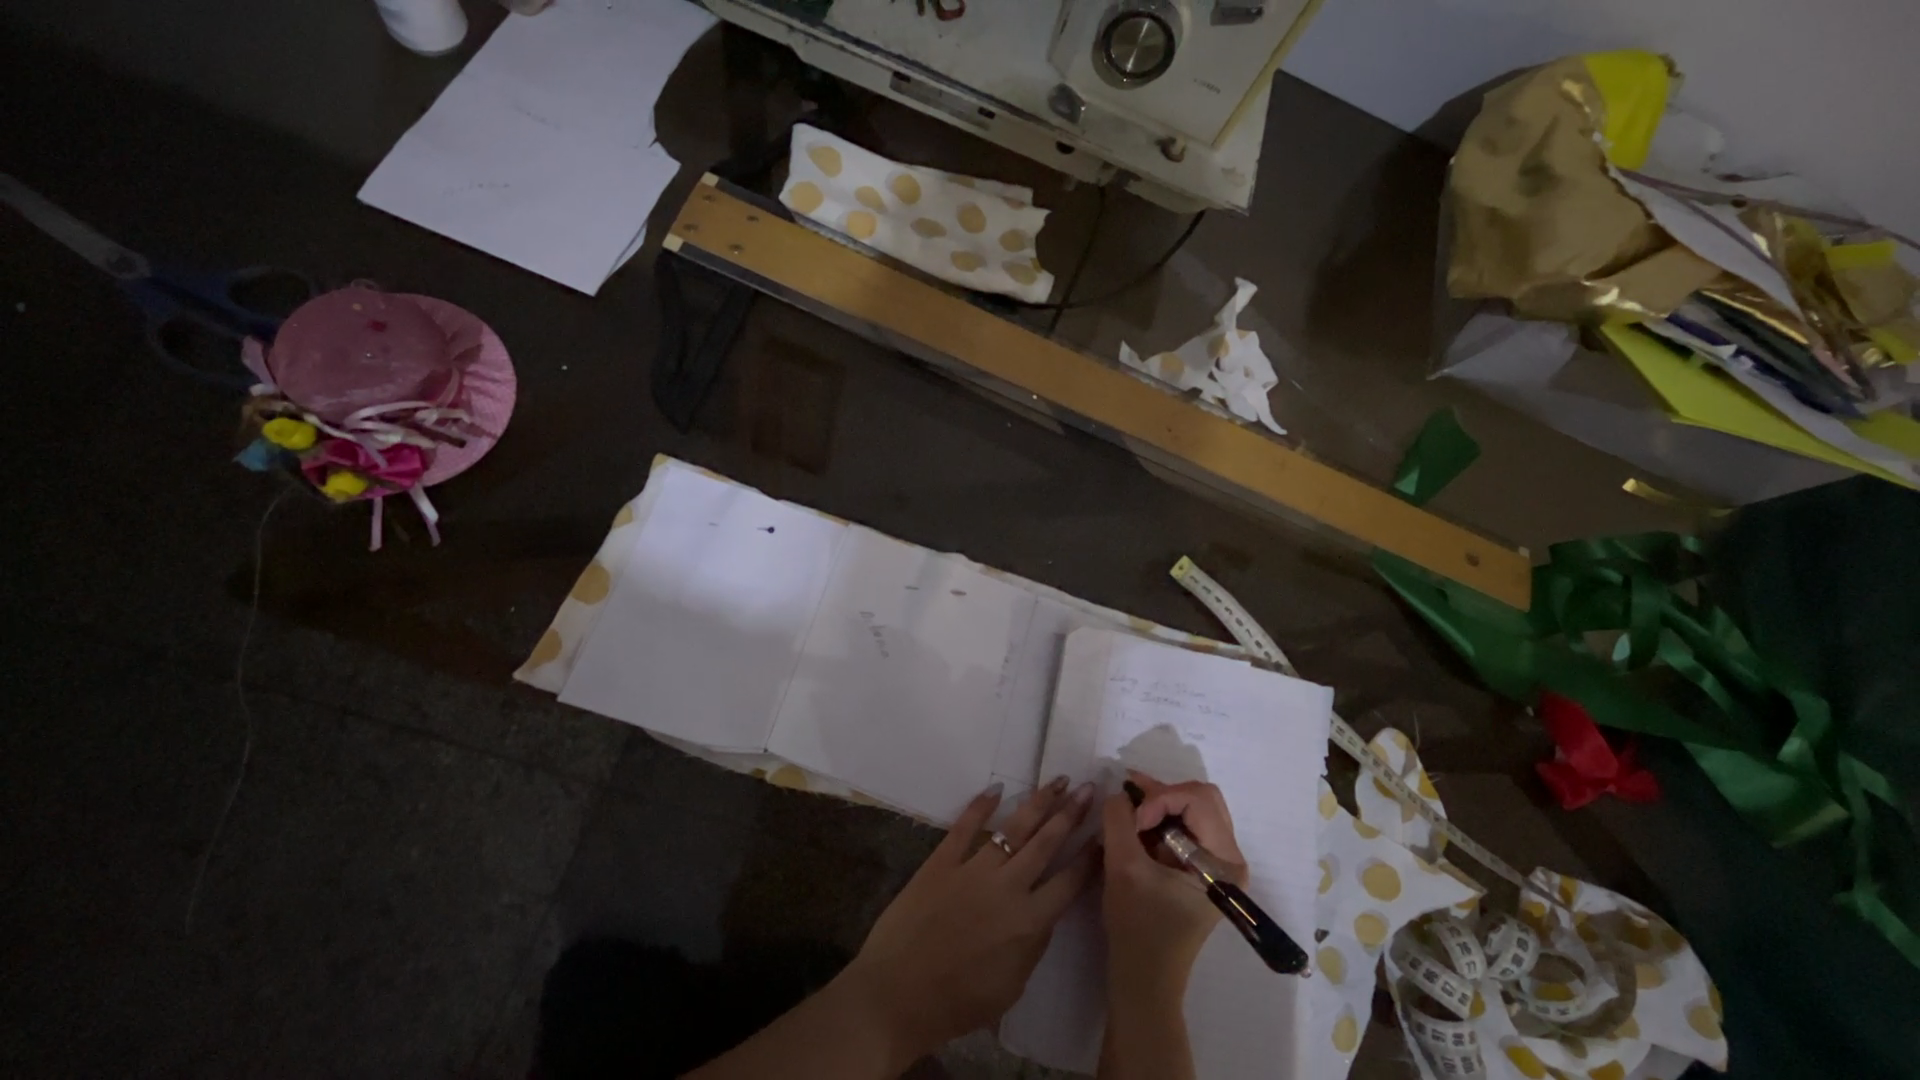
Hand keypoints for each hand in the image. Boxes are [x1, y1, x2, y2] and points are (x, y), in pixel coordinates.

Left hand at [842, 777, 1097, 1060]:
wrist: (898, 995)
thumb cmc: (958, 1003)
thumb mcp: (1012, 986)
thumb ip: (1032, 946)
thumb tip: (1042, 915)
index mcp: (1030, 922)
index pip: (1071, 881)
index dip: (1091, 856)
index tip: (1107, 832)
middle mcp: (1007, 887)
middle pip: (1047, 843)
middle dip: (1071, 814)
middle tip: (1089, 788)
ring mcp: (972, 870)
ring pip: (1013, 828)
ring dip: (1038, 802)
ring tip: (1058, 781)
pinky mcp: (940, 863)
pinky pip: (964, 828)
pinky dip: (980, 806)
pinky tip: (996, 788)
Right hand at [1101, 771, 1247, 988]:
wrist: (1143, 977)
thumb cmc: (1139, 927)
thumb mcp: (1123, 867)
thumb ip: (1119, 821)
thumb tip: (1118, 792)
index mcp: (1223, 862)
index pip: (1197, 800)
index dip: (1159, 799)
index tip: (1131, 820)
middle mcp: (1229, 858)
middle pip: (1200, 799)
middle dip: (1161, 795)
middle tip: (1128, 802)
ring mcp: (1217, 864)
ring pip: (1192, 810)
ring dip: (1159, 805)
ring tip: (1126, 808)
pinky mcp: (1201, 869)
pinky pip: (1184, 827)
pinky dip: (1159, 819)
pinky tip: (1134, 823)